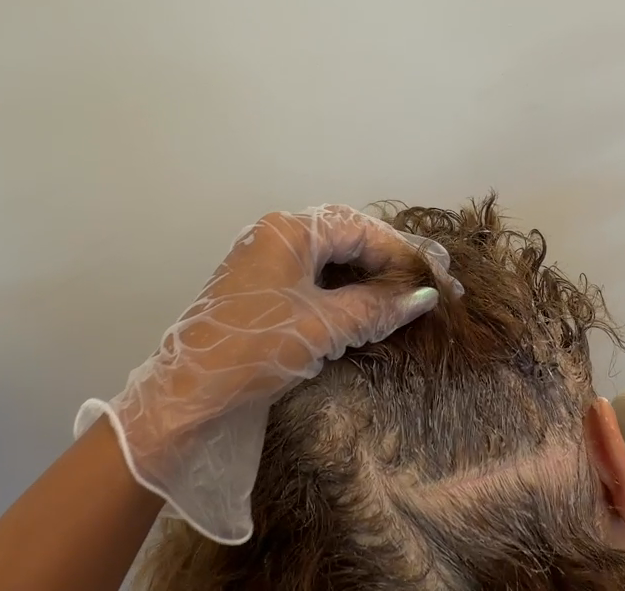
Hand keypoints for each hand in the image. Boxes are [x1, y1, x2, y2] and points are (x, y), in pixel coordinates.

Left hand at [75, 205, 452, 544]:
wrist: (185, 394)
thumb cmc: (255, 349)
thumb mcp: (322, 327)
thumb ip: (376, 307)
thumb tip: (424, 297)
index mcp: (289, 230)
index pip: (360, 230)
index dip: (403, 255)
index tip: (439, 279)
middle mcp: (276, 234)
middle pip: (346, 238)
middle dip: (388, 262)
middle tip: (430, 283)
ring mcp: (265, 258)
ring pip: (330, 258)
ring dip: (367, 276)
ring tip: (406, 295)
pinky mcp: (260, 285)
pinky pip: (313, 276)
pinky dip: (342, 289)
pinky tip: (366, 305)